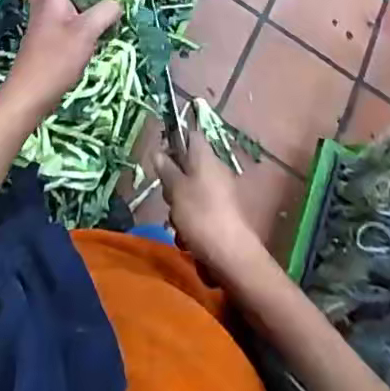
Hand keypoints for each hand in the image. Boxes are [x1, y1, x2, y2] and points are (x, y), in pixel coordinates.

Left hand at [0, 0, 121, 118]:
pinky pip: (51, 15)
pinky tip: (85, 23)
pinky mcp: (42, 41)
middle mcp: (40, 6)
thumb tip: (118, 2)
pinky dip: (65, 11)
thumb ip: (105, 12)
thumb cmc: (56, 58)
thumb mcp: (87, 32)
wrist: (30, 94)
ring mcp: (39, 24)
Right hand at [154, 134, 261, 274]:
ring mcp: (221, 191)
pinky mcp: (224, 212)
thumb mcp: (176, 190)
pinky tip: (187, 236)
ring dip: (180, 205)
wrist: (231, 254)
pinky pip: (201, 208)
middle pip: (188, 166)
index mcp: (205, 156)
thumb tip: (159, 153)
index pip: (190, 136)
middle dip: (173, 182)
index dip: (175, 144)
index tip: (162, 160)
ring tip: (178, 223)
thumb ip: (167, 169)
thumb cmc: (200, 215)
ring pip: (191, 190)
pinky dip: (192, 219)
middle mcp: (216, 169)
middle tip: (169, 198)